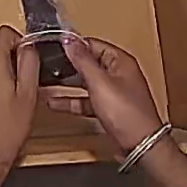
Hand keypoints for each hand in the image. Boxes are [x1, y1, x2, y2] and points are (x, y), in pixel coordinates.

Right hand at [39, 36, 163, 152]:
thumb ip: (83, 61)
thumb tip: (69, 40)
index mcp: (120, 61)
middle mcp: (118, 73)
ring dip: (68, 83)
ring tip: (46, 80)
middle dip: (69, 64)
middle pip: (89, 63)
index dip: (74, 45)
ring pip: (86, 82)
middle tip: (47, 63)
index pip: (93, 44)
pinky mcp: (109, 109)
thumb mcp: (100, 83)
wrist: (140, 146)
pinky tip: (55, 103)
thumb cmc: (127, 113)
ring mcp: (114, 92)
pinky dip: (73, 101)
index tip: (55, 45)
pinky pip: (87, 100)